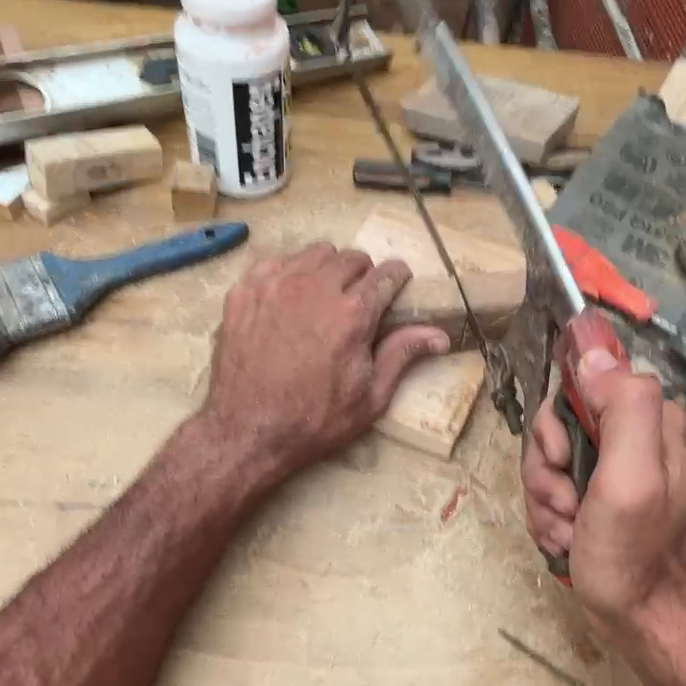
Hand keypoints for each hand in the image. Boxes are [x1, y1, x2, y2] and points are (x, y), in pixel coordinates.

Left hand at [204, 241, 450, 473]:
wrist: (247, 432)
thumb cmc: (315, 421)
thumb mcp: (370, 398)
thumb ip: (402, 355)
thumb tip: (440, 336)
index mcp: (353, 314)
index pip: (386, 275)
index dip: (397, 279)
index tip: (397, 286)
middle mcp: (316, 288)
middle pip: (352, 258)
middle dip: (363, 274)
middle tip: (359, 300)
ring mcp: (276, 284)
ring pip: (314, 253)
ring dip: (327, 269)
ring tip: (324, 297)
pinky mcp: (245, 290)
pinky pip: (277, 262)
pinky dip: (289, 274)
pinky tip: (288, 301)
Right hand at [521, 348, 685, 633]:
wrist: (640, 620)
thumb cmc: (636, 552)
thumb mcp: (632, 476)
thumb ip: (621, 407)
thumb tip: (590, 351)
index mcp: (647, 417)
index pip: (579, 384)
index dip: (556, 423)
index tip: (563, 459)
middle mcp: (630, 435)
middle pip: (553, 426)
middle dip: (547, 472)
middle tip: (568, 505)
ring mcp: (609, 469)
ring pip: (545, 462)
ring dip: (546, 502)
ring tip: (570, 532)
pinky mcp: (593, 497)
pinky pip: (548, 492)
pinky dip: (549, 520)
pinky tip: (567, 542)